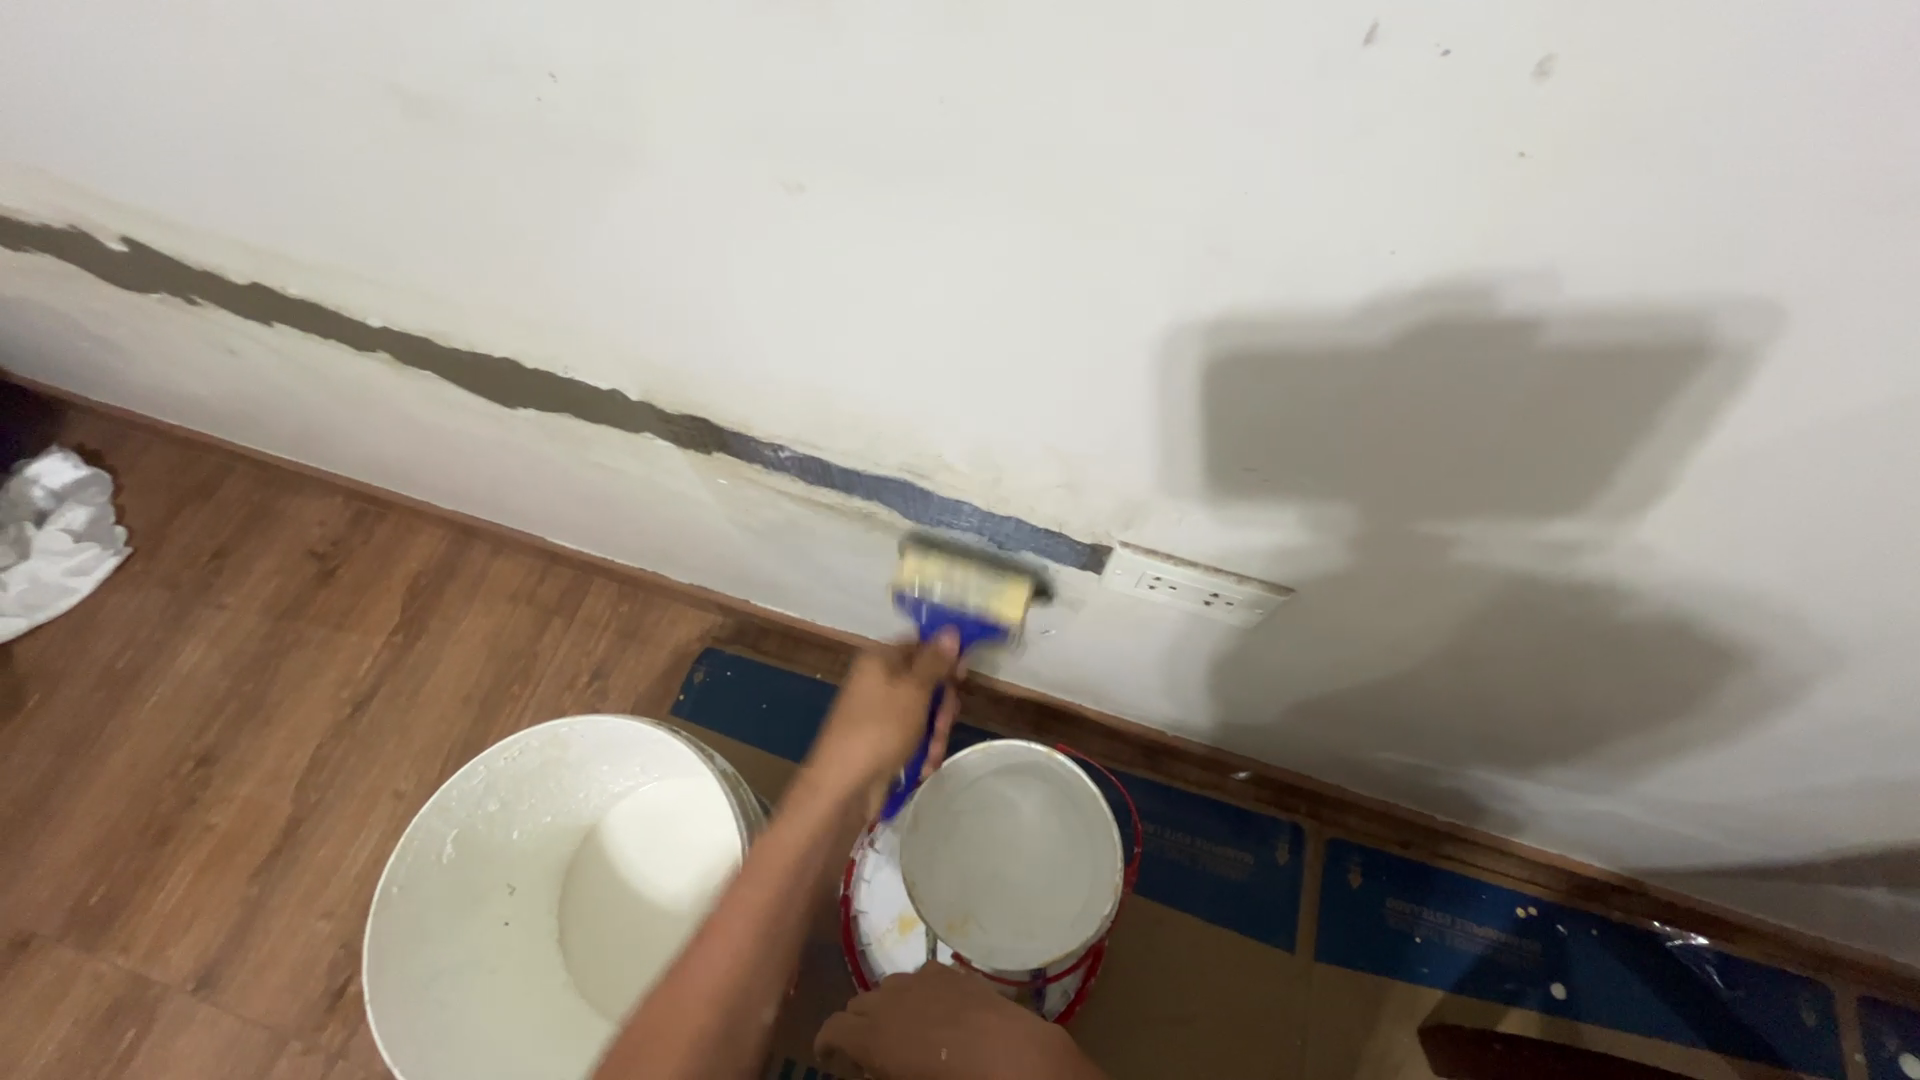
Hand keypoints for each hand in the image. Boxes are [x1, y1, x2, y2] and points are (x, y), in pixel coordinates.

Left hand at [800, 631, 962, 817]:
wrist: (843, 787)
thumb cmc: (879, 730)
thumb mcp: (914, 690)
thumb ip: (935, 660)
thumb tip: (951, 630)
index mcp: (880, 659)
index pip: (921, 643)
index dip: (945, 656)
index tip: (963, 675)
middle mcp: (879, 680)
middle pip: (927, 680)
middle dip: (942, 705)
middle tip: (943, 722)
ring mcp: (881, 712)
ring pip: (925, 711)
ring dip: (936, 733)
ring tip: (931, 753)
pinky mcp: (884, 739)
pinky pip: (914, 735)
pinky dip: (923, 749)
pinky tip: (922, 767)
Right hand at [815, 964, 1104, 1079]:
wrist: (1013, 1058)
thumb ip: (878, 1076)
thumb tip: (868, 1071)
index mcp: (871, 1034)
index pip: (832, 1029)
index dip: (827, 1047)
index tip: (832, 1064)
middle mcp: (890, 998)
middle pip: (857, 1005)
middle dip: (856, 1028)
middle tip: (868, 1058)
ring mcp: (921, 980)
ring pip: (887, 987)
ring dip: (886, 1008)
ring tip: (902, 1034)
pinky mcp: (951, 972)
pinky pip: (920, 979)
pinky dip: (917, 994)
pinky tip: (934, 1014)